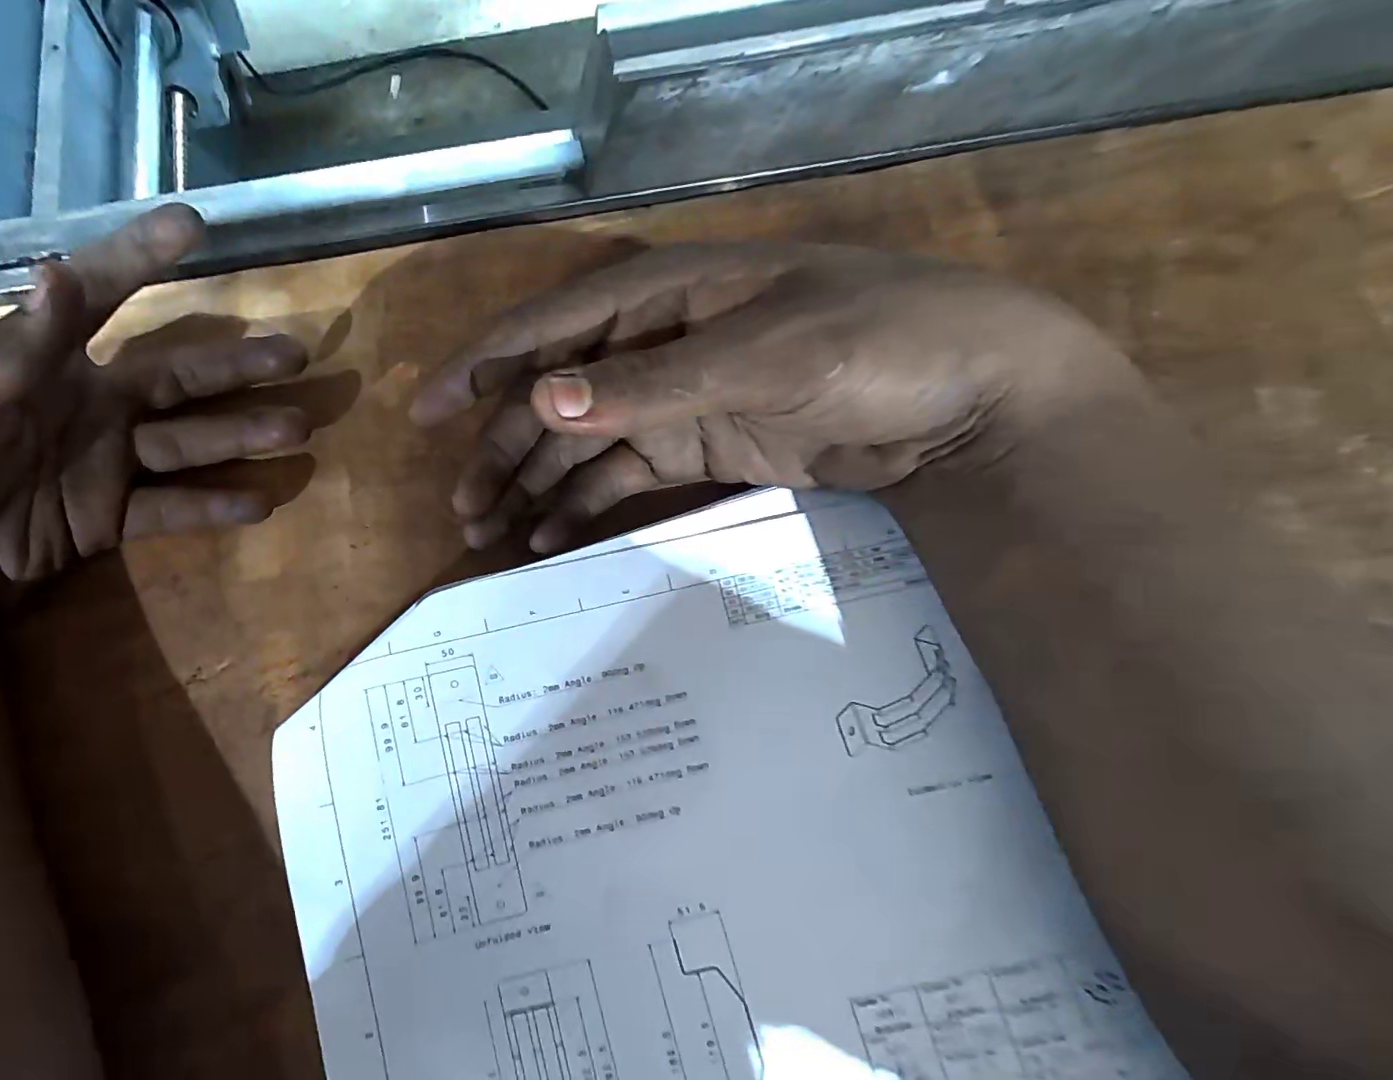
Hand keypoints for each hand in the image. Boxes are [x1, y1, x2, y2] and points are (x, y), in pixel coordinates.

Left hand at [0, 206, 310, 609]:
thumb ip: (5, 355)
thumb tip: (60, 274)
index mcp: (39, 366)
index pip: (100, 297)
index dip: (143, 258)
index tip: (193, 225)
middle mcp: (87, 408)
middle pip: (177, 379)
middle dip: (236, 365)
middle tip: (295, 357)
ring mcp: (105, 466)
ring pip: (189, 443)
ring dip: (243, 435)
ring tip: (297, 429)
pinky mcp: (110, 521)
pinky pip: (172, 511)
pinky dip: (214, 508)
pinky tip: (259, 505)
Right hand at [410, 242, 1138, 551]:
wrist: (967, 402)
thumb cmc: (875, 345)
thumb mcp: (761, 358)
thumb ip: (650, 382)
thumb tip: (542, 399)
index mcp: (661, 296)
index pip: (549, 329)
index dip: (482, 367)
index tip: (426, 413)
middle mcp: (653, 344)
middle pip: (552, 396)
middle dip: (501, 449)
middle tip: (462, 506)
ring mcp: (671, 399)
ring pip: (578, 442)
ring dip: (533, 485)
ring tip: (490, 532)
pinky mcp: (693, 448)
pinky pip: (618, 477)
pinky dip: (582, 505)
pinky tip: (550, 538)